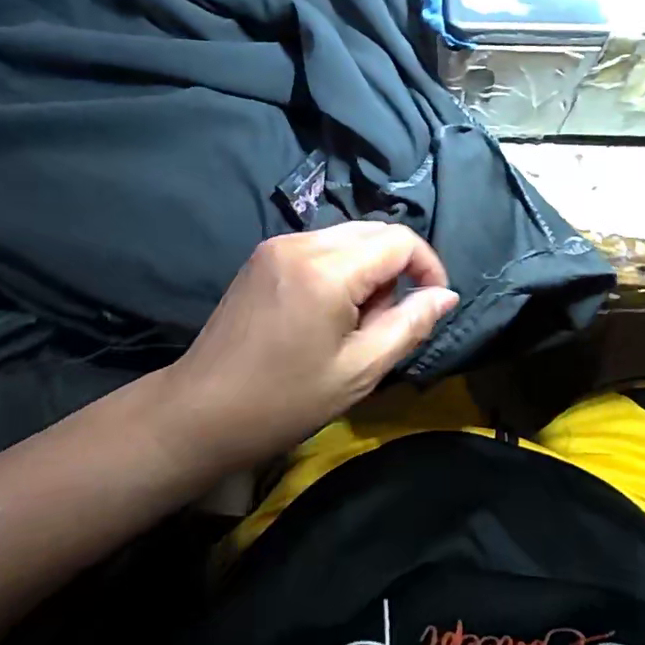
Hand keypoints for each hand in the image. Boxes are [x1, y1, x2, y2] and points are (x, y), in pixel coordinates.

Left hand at [158, 221, 459, 469]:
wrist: (198, 413)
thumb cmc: (284, 401)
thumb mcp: (359, 370)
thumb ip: (410, 325)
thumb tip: (446, 295)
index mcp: (327, 269)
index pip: (399, 240)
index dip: (428, 266)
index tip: (433, 303)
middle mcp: (301, 243)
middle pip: (374, 231)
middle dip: (397, 268)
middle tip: (387, 320)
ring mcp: (277, 246)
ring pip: (348, 238)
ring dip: (368, 270)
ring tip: (354, 323)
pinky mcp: (262, 257)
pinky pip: (320, 247)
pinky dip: (340, 269)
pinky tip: (326, 312)